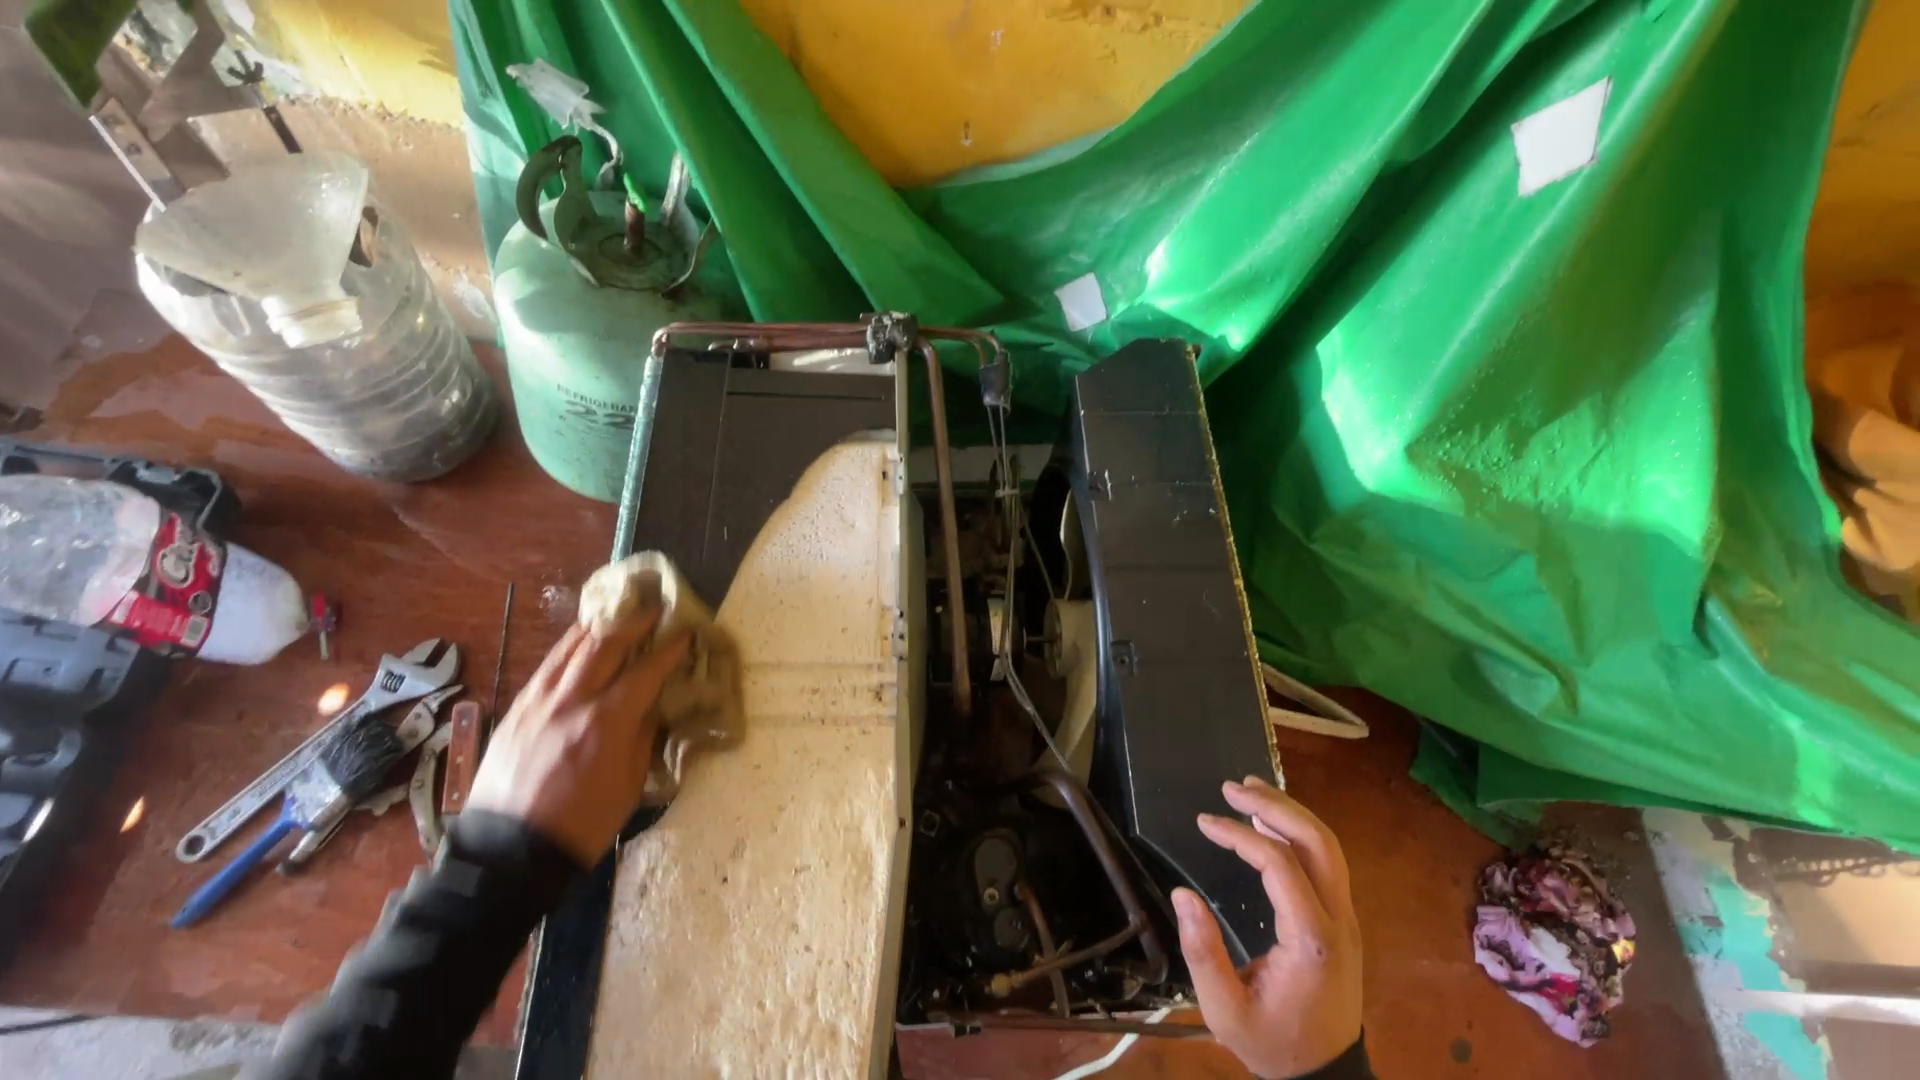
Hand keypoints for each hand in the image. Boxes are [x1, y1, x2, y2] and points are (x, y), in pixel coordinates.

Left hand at [467, 610, 690, 865]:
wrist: (508, 852)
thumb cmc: (582, 824)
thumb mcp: (629, 784)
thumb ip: (643, 736)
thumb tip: (653, 704)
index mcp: (605, 723)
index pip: (646, 672)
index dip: (669, 649)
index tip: (687, 633)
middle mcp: (571, 701)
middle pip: (605, 645)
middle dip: (634, 622)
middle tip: (655, 608)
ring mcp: (538, 701)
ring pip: (571, 648)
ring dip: (599, 626)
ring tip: (618, 614)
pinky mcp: (517, 709)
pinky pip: (548, 665)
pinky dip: (569, 647)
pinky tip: (580, 643)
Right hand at [1173, 777, 1361, 1078]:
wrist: (1324, 1075)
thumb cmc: (1272, 1042)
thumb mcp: (1224, 1010)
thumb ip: (1202, 952)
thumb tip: (1182, 894)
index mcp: (1310, 940)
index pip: (1280, 865)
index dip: (1239, 836)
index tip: (1204, 823)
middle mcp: (1337, 920)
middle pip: (1317, 842)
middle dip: (1274, 806)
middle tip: (1231, 788)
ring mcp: (1346, 918)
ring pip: (1328, 847)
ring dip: (1289, 813)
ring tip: (1249, 791)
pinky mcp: (1342, 920)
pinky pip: (1326, 862)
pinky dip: (1298, 833)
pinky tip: (1269, 824)